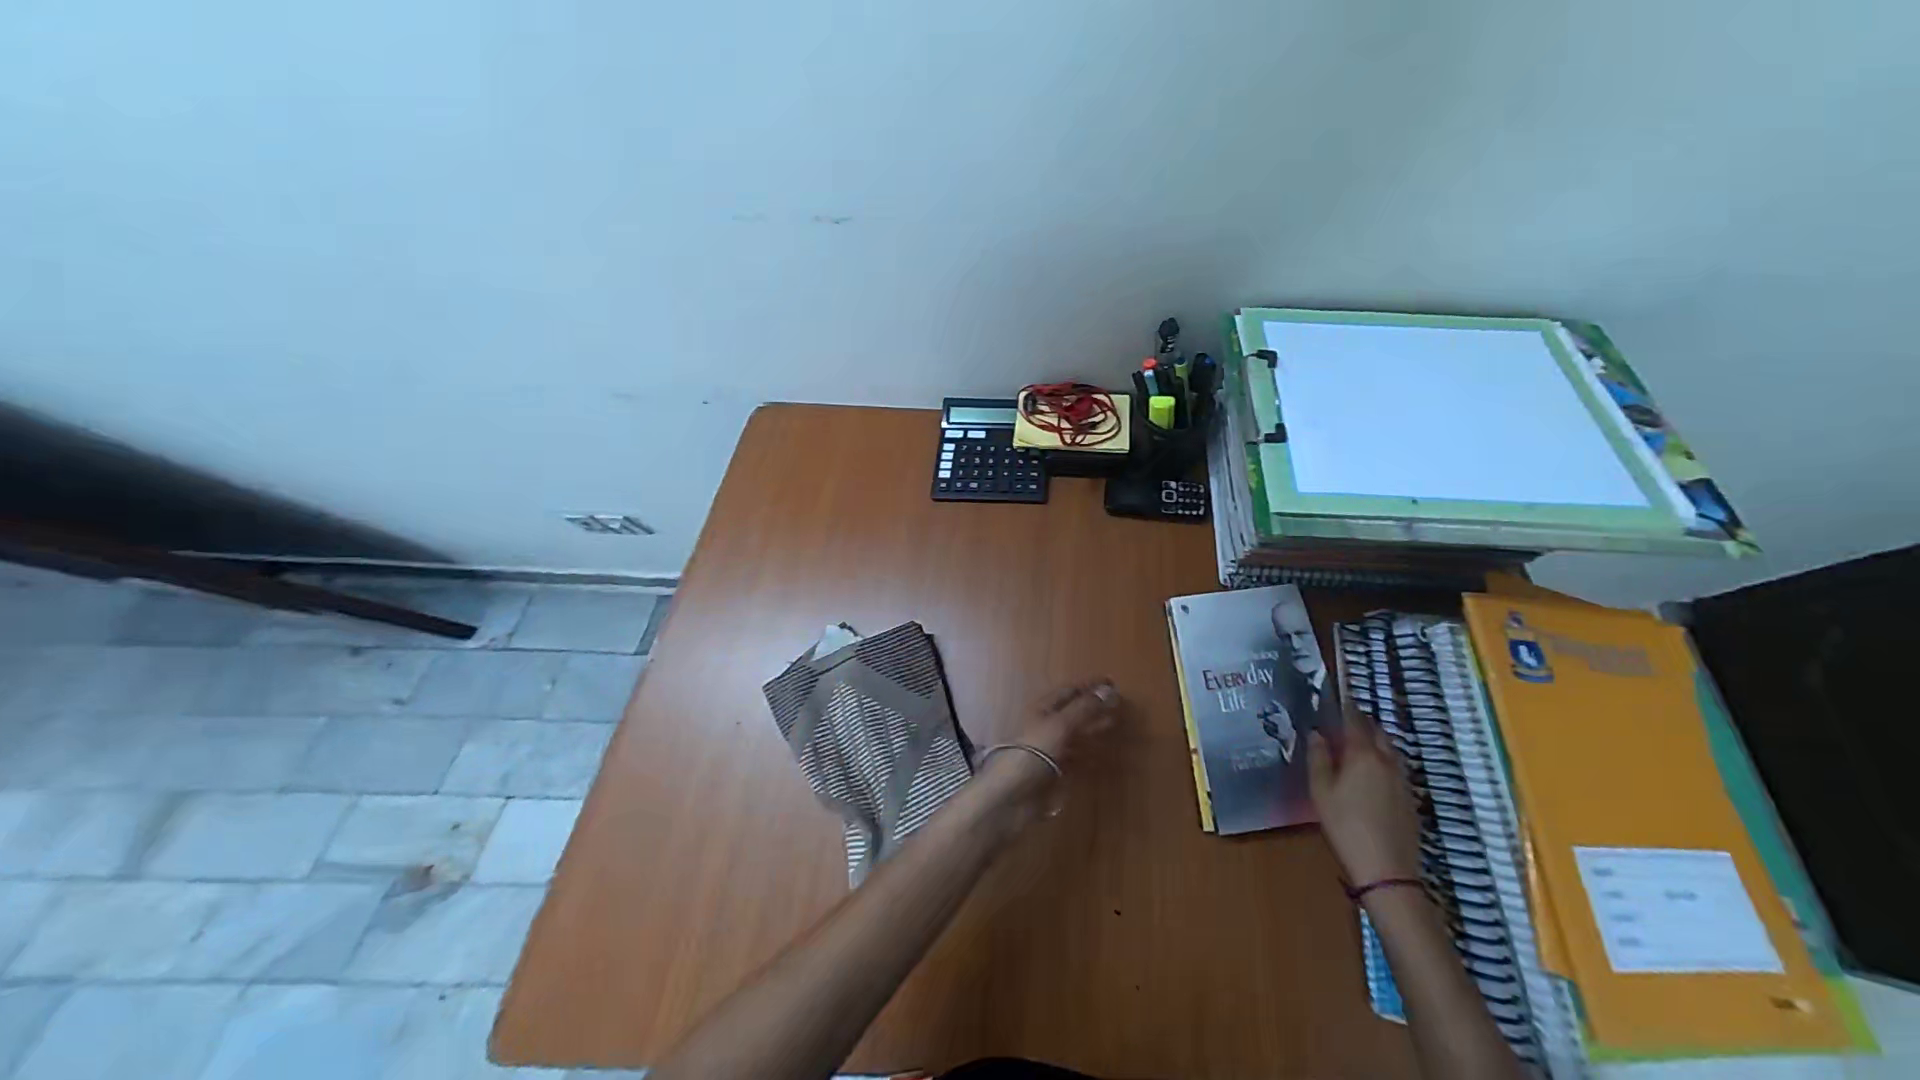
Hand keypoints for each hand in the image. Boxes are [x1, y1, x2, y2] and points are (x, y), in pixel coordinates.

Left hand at [1012, 679, 1120, 764]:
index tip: (1111, 681)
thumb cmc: (1037, 750)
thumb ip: (1084, 708)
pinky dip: (1089, 752)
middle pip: (1073, 710)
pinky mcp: (1055, 768)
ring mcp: (1050, 746)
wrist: (1016, 790)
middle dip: (1094, 705)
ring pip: (1076, 732)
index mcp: (1043, 708)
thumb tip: (1108, 690)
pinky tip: (1102, 754)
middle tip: (1117, 702)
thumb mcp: (1061, 724)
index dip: (1089, 684)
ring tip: (1113, 722)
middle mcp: (1046, 724)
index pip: (1069, 690)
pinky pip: (1075, 756)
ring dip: (1093, 727)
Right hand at [1306, 713, 1419, 885]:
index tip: (1335, 699)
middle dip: (1362, 723)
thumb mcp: (1320, 790)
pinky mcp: (1409, 799)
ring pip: (1390, 750)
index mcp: (1363, 754)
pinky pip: (1395, 769)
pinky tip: (1369, 776)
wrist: (1386, 868)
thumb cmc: (1344, 824)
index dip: (1345, 708)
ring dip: (1374, 742)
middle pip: (1378, 732)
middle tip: (1342, 723)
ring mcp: (1403, 781)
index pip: (1355, 721)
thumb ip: (1318, 758)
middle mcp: (1388, 761)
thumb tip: (1317, 734)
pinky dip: (1382, 762)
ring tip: (1354, 747)